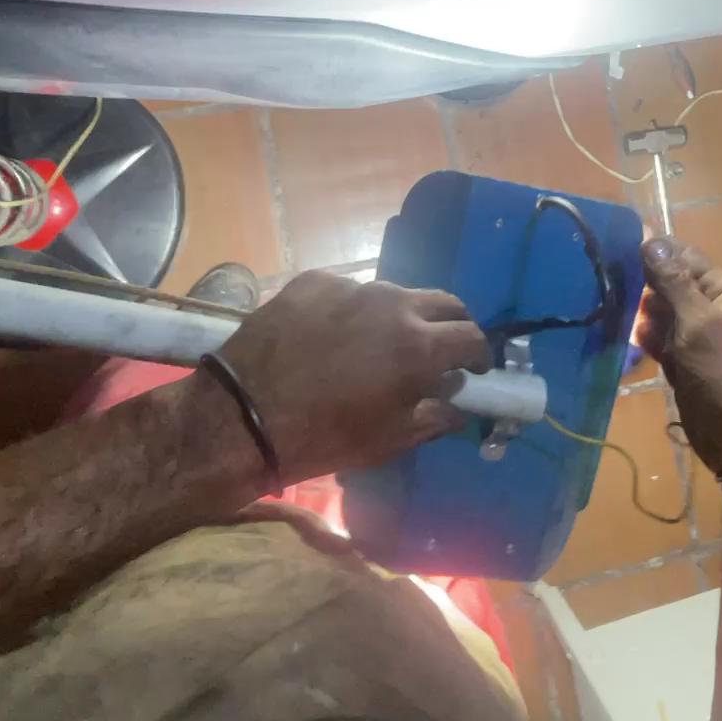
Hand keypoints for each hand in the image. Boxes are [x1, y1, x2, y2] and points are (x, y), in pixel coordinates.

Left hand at [204, 271, 489, 482]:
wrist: (241, 416)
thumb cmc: (324, 438)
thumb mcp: (389, 439)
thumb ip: (435, 416)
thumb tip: (459, 403)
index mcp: (419, 345)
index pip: (471, 336)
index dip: (479, 354)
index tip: (474, 369)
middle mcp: (393, 304)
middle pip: (443, 301)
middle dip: (451, 324)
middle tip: (440, 349)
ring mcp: (351, 286)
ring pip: (394, 294)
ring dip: (399, 317)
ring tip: (376, 343)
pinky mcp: (314, 281)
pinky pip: (348, 291)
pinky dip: (352, 311)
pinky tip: (330, 335)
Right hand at [637, 236, 721, 476]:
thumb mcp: (700, 322)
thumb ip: (673, 282)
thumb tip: (650, 238)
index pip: (684, 257)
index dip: (653, 253)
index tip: (614, 250)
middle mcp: (715, 310)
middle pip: (670, 285)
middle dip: (644, 288)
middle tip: (612, 291)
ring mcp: (701, 340)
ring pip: (663, 315)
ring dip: (643, 316)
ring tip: (620, 318)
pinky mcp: (688, 365)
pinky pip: (663, 343)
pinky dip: (649, 341)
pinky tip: (634, 342)